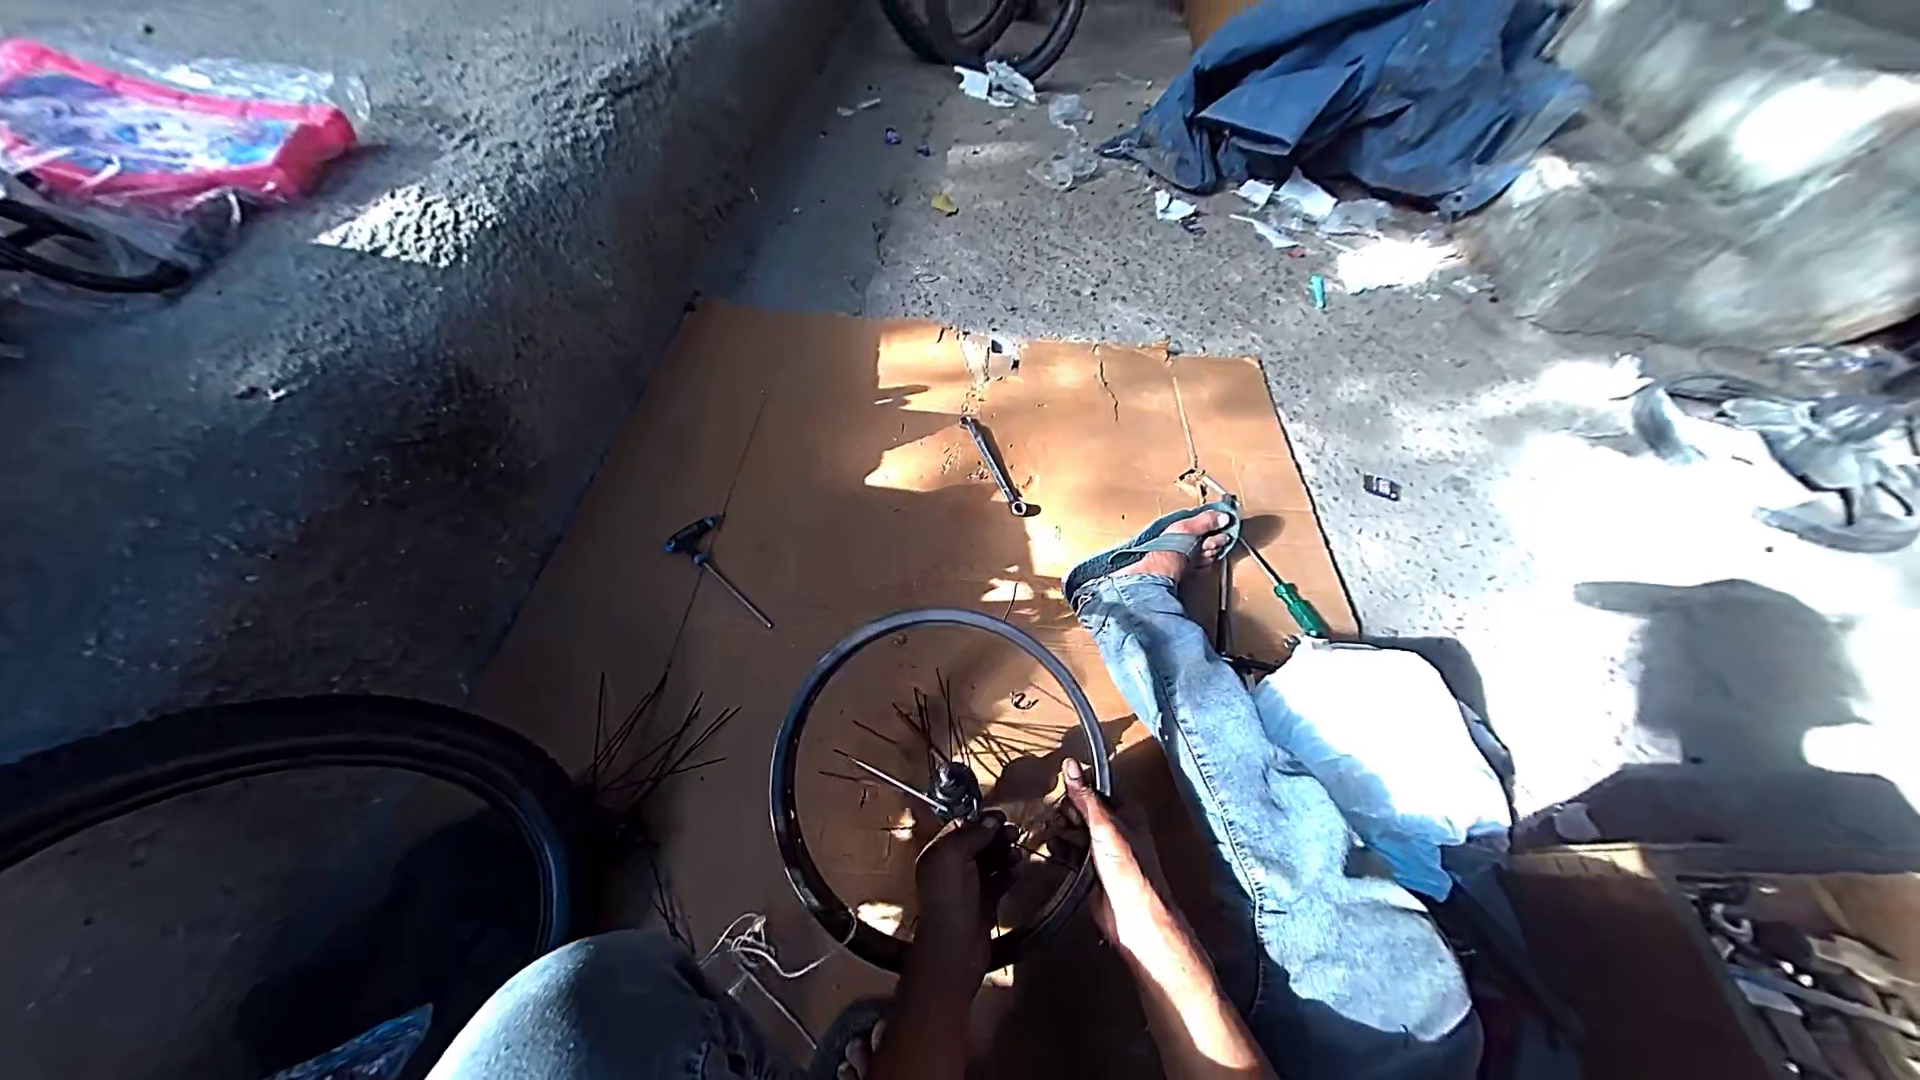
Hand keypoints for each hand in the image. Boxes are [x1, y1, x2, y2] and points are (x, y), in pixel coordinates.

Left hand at [912, 811, 1014, 984]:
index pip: (960, 827)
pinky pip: (999, 880)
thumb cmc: (949, 897)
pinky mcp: (985, 901)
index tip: (1000, 817)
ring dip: (1005, 853)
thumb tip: (991, 821)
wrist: (956, 946)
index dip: (980, 821)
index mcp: (938, 853)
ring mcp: (969, 885)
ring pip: (991, 860)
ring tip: (1016, 853)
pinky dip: (1009, 873)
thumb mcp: (955, 855)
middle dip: (996, 836)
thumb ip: (973, 835)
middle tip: (1014, 832)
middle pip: (978, 843)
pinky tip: (1017, 870)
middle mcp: (952, 867)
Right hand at [1063, 759, 1277, 1079]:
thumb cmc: (1131, 873)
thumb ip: (1085, 797)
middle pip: (1081, 808)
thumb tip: (1071, 766)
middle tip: (1052, 816)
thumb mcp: (1105, 827)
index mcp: (1126, 811)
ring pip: (1074, 829)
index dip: (1077, 788)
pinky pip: (1070, 851)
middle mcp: (1115, 828)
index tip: (1061, 788)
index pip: (1095, 788)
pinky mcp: (1091, 869)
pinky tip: (1050, 847)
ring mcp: (1103, 849)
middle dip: (1064, 811)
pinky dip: (1059, 848)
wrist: (1136, 922)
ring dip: (1059, 829)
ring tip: (1045, 830)